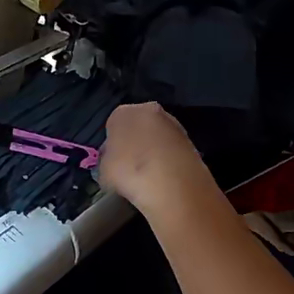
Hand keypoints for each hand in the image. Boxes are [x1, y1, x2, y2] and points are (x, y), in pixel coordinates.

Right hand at [98, 103, 218, 216]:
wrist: (170, 183)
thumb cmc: (127, 172)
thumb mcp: (102, 170)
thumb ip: (106, 161)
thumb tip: (113, 163)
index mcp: (122, 113)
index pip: (113, 125)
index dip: (112, 144)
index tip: (112, 161)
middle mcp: (149, 110)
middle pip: (138, 126)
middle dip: (134, 143)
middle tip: (130, 167)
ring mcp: (173, 123)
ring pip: (157, 136)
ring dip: (152, 151)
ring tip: (148, 176)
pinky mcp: (190, 140)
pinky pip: (171, 148)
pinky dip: (167, 159)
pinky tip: (163, 177)